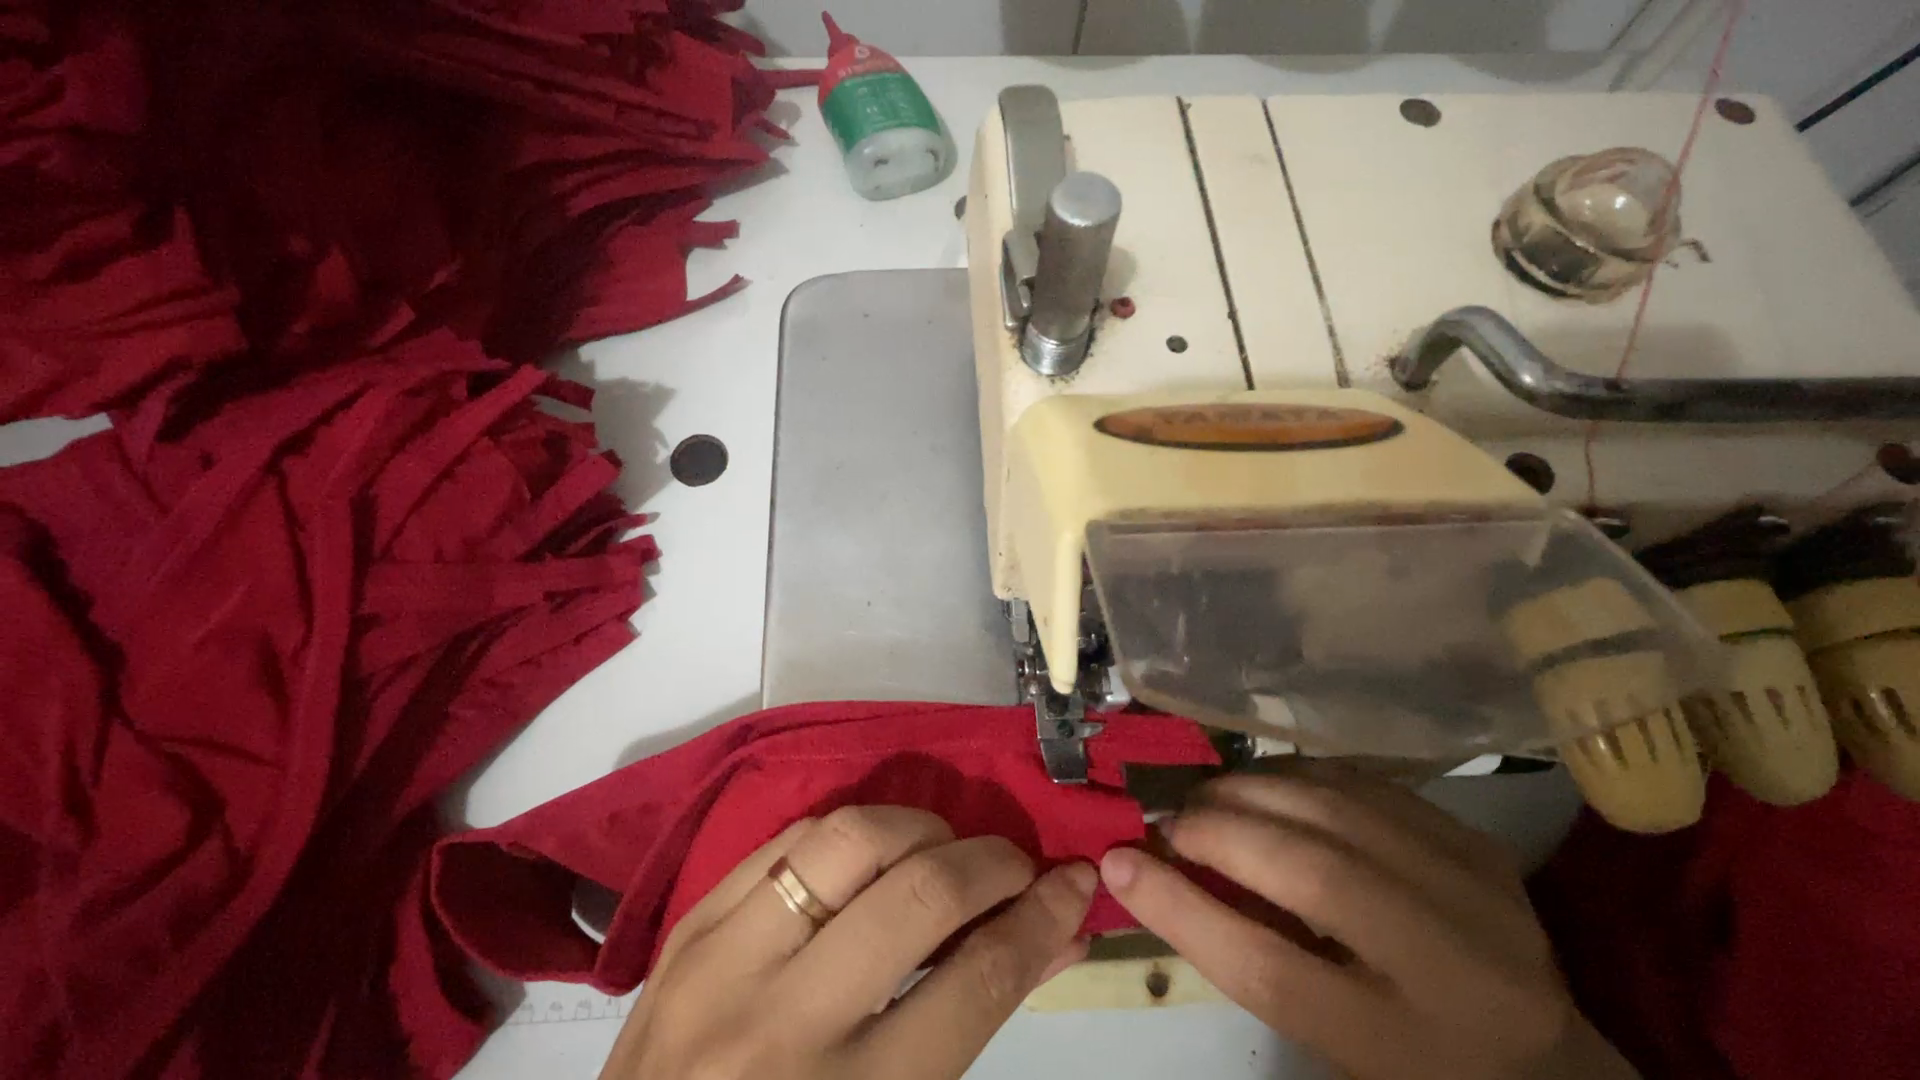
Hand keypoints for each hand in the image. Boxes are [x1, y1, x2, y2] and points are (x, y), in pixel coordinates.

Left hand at [599, 806, 1094, 1079]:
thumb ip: (972, 1021)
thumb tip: (1055, 938)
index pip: (974, 982)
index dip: (1042, 920)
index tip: (1073, 885)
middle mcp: (781, 1024)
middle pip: (919, 895)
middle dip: (991, 863)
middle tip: (1014, 867)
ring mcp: (723, 962)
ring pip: (848, 840)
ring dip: (920, 829)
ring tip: (942, 850)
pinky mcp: (690, 923)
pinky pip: (789, 838)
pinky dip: (849, 835)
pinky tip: (872, 856)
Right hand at [1100, 770, 1637, 1079]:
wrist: (1537, 1055)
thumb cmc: (1404, 1058)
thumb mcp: (1323, 1036)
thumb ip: (1242, 954)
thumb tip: (1141, 870)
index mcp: (1404, 1044)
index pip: (1274, 971)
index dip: (1185, 909)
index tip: (1119, 862)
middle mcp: (1457, 964)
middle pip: (1313, 871)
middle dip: (1219, 829)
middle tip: (1170, 823)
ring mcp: (1478, 888)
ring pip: (1339, 807)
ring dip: (1253, 789)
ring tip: (1209, 799)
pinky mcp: (1476, 840)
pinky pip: (1367, 785)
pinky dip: (1297, 777)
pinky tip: (1267, 787)